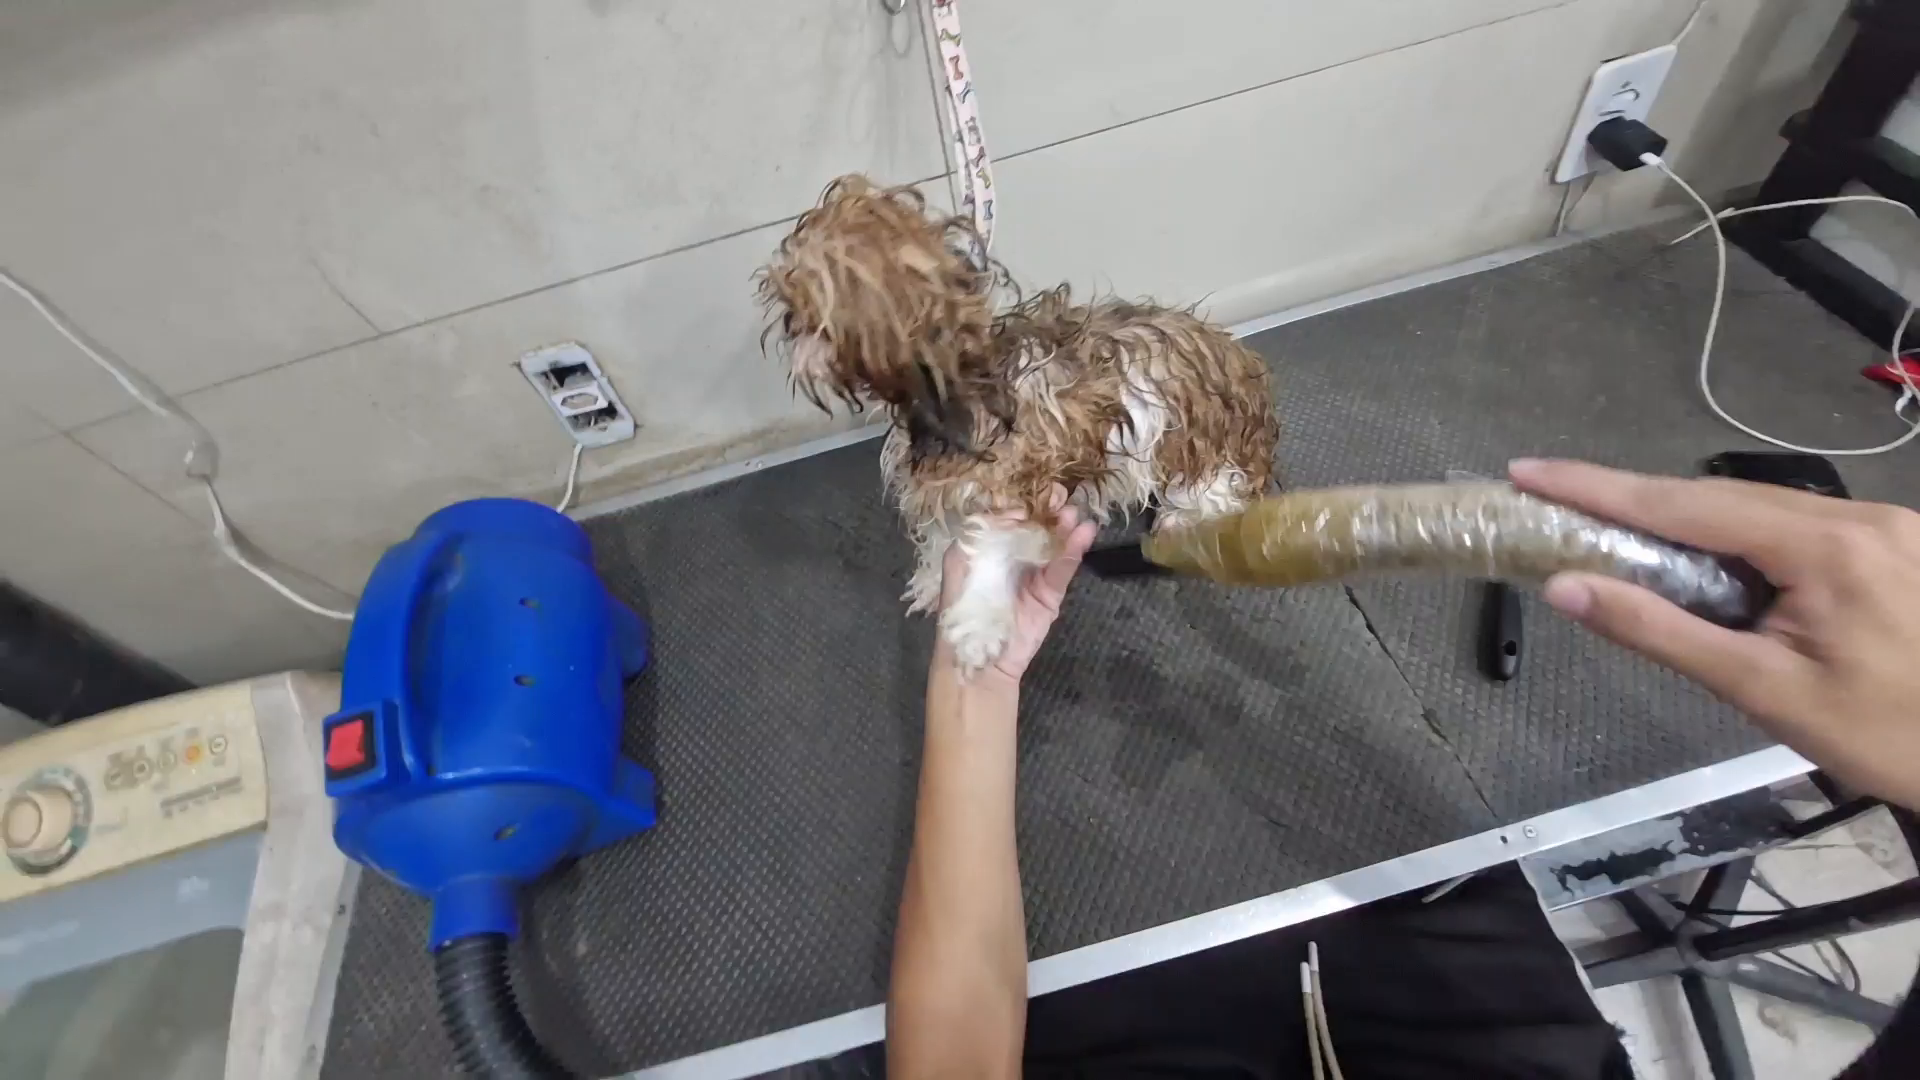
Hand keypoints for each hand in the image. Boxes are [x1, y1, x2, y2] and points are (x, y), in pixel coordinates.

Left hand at [937, 507, 1097, 685]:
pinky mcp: (1050, 594)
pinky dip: (1074, 551)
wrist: (977, 657)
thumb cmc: (963, 609)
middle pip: (1036, 529)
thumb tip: (1009, 515)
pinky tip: (1084, 533)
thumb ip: (977, 536)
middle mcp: (1015, 558)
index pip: (1010, 521)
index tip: (1030, 500)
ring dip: (1065, 527)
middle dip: (1049, 512)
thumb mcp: (958, 565)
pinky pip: (1063, 568)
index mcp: (991, 549)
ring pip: (1054, 545)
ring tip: (1074, 513)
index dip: (1022, 507)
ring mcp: (1035, 575)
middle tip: (1061, 495)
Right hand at [1511, 459, 1919, 809]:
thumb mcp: (1761, 688)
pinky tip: (1681, 548)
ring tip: (1595, 521)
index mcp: (1828, 547)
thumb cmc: (1894, 733)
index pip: (1679, 504)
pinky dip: (1712, 529)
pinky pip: (1777, 522)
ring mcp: (1882, 527)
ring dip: (1664, 511)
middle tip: (1546, 495)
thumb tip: (1562, 588)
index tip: (1525, 471)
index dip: (1592, 486)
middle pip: (1709, 494)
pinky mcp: (1888, 545)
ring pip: (1743, 505)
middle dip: (1621, 494)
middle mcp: (1859, 519)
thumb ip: (1658, 630)